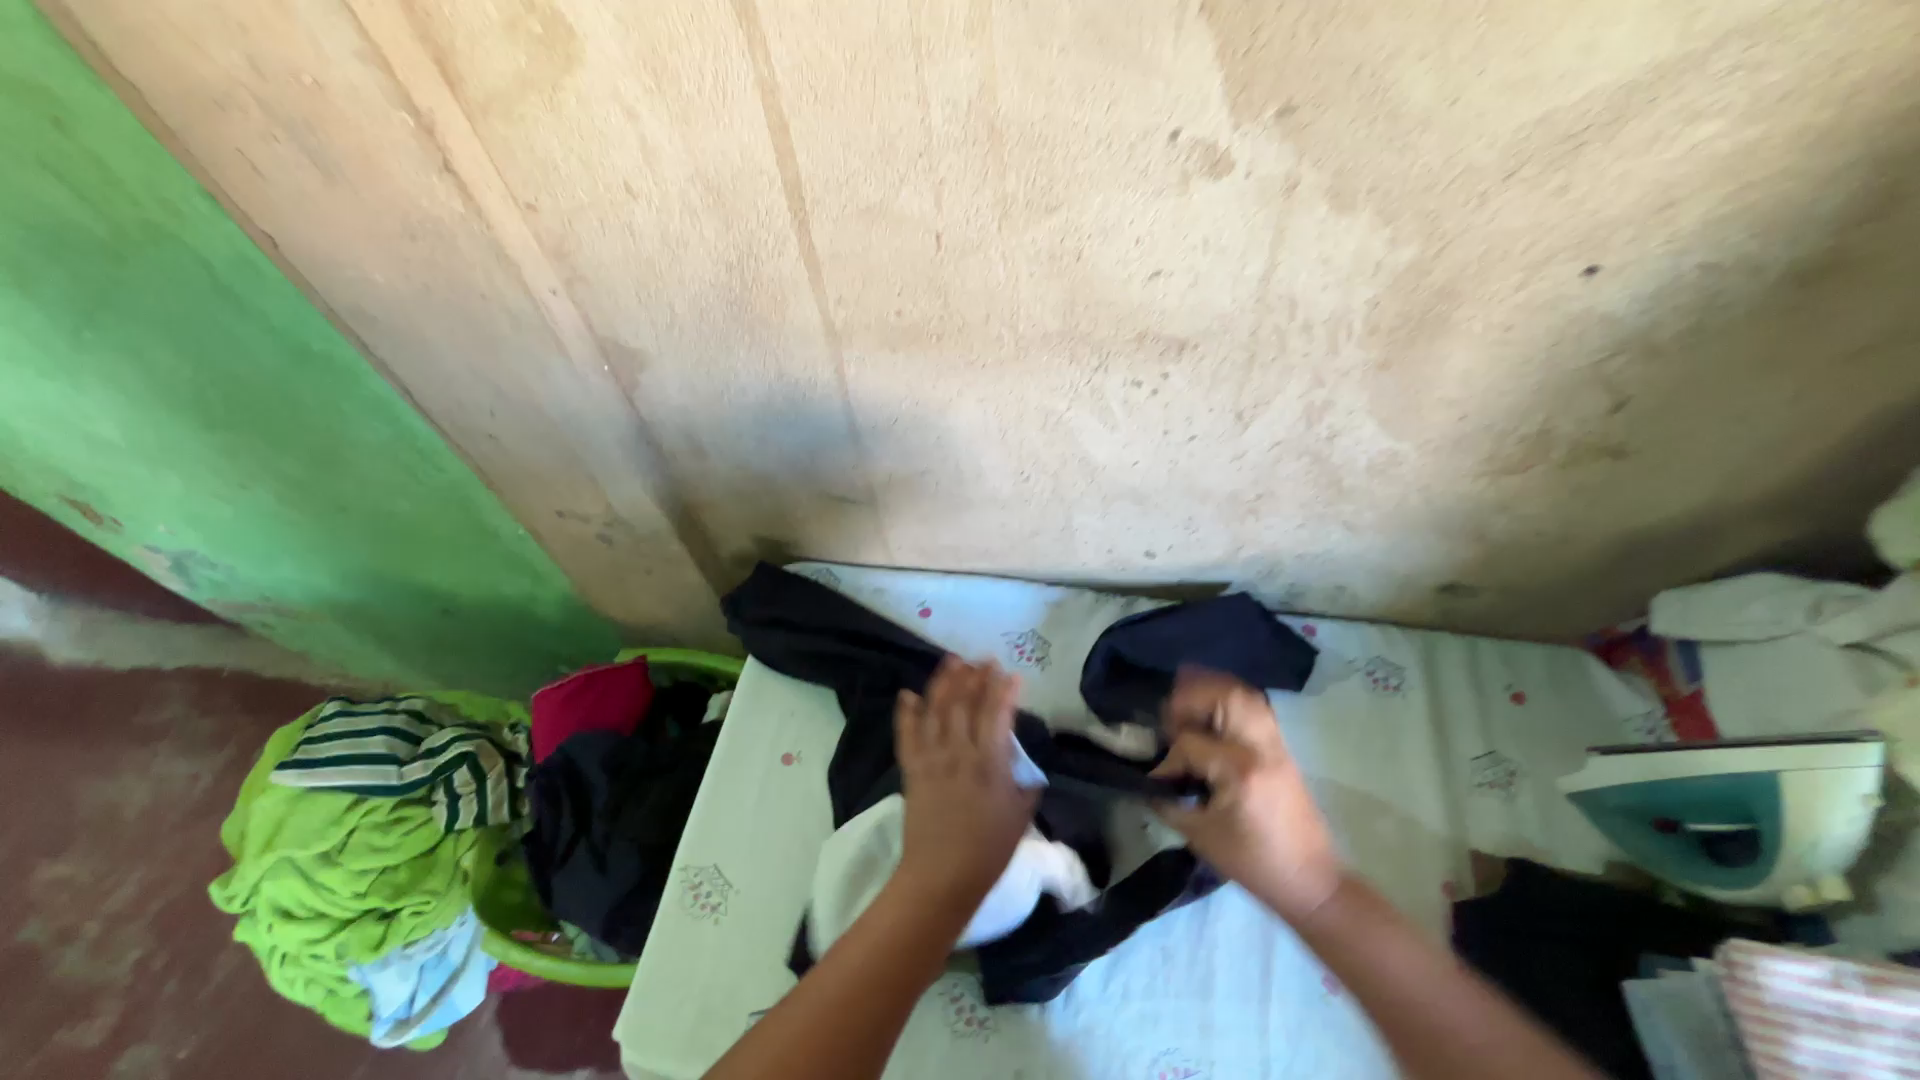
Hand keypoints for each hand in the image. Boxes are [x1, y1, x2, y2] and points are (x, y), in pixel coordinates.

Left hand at [892, 657, 1040, 907]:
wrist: (941, 876)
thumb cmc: (989, 850)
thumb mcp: (1021, 815)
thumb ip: (1024, 783)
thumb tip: (1021, 763)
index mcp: (990, 762)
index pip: (997, 714)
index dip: (1005, 690)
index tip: (1012, 674)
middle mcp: (959, 752)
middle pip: (965, 704)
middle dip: (975, 677)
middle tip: (984, 660)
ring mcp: (932, 759)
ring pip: (936, 710)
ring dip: (944, 683)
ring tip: (953, 661)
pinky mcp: (911, 770)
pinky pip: (907, 734)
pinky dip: (907, 712)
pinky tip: (908, 693)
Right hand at [1150, 668, 1342, 921]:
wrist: (1310, 881)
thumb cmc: (1253, 864)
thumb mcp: (1201, 836)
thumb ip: (1170, 802)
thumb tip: (1150, 781)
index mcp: (1240, 771)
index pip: (1190, 743)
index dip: (1168, 760)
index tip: (1158, 780)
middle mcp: (1261, 748)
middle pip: (1225, 696)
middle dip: (1190, 698)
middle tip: (1169, 717)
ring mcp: (1277, 745)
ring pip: (1245, 696)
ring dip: (1212, 694)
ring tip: (1187, 707)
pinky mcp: (1282, 750)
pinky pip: (1256, 709)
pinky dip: (1230, 703)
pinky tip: (1211, 715)